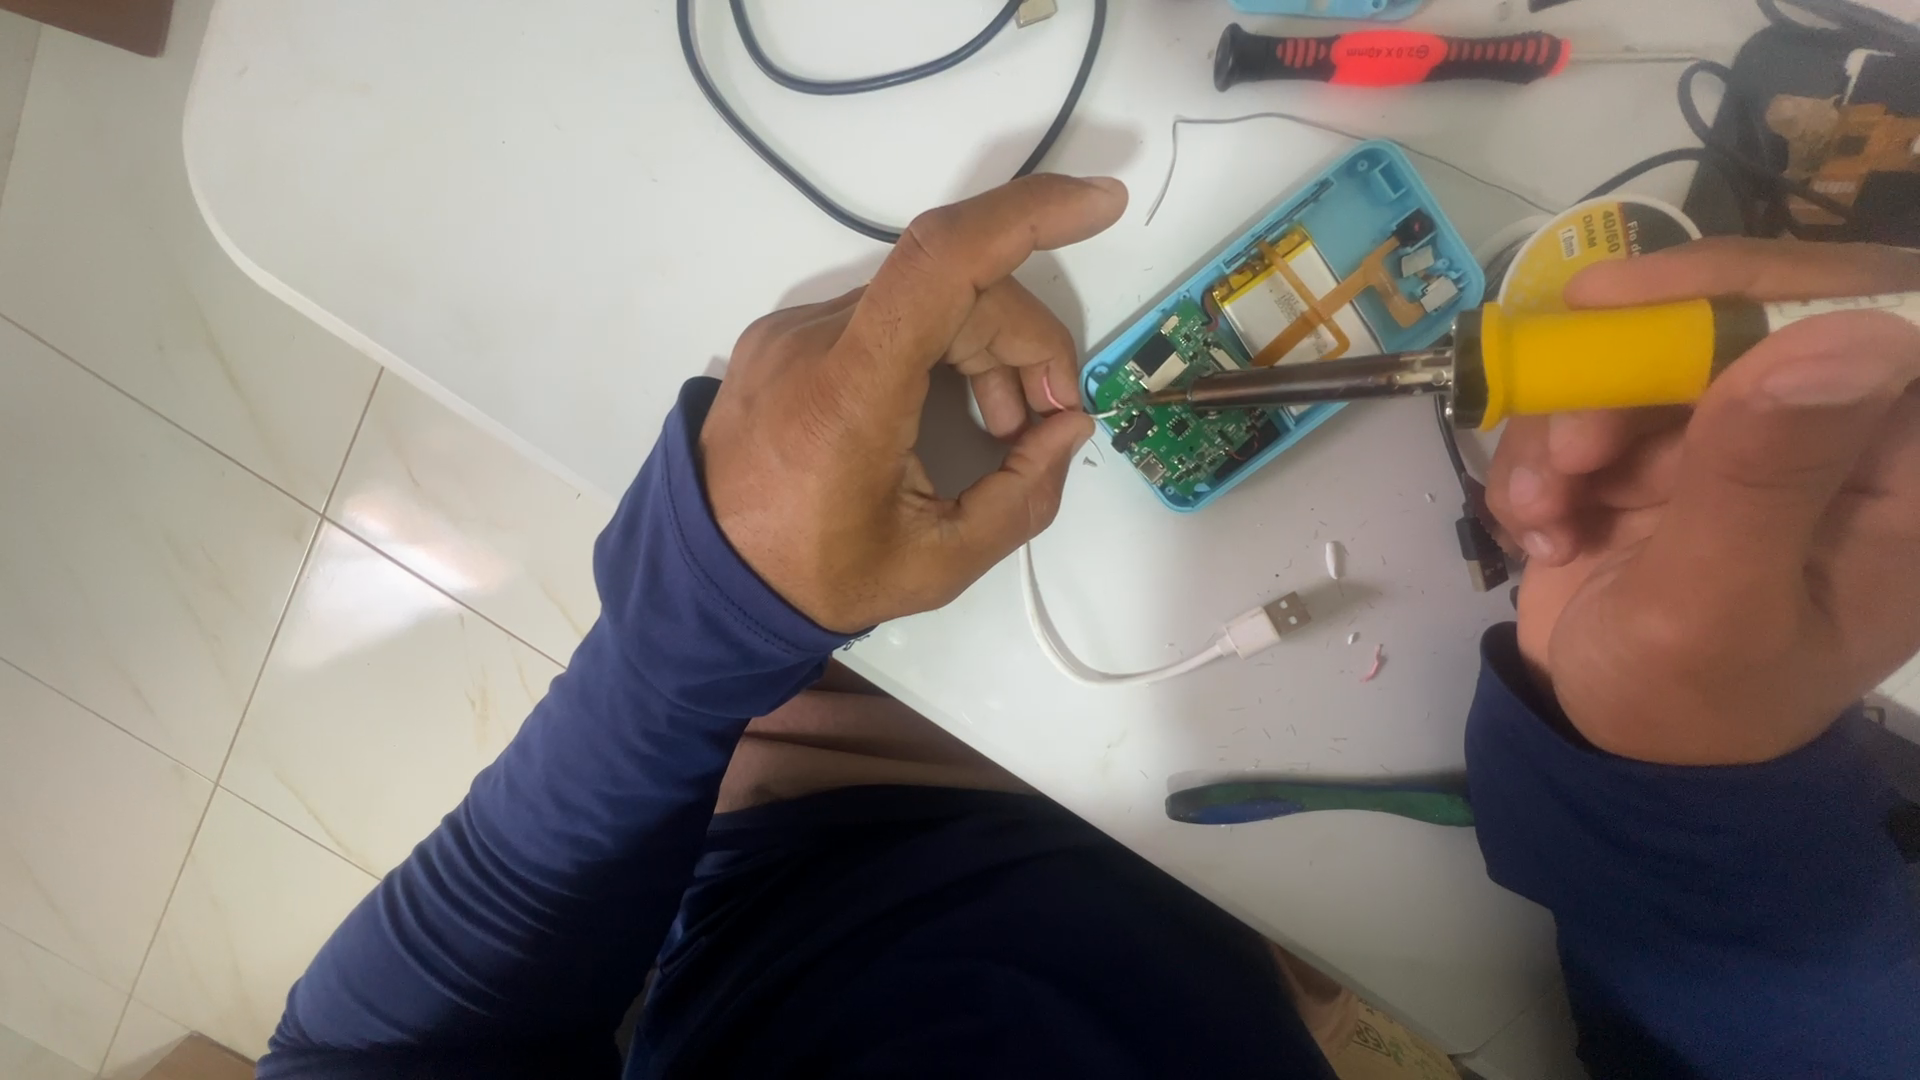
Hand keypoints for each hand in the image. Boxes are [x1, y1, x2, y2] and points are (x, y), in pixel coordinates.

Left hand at [700, 175, 1126, 632]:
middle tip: (1046, 422)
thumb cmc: (820, 579)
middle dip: (1026, 342)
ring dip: (985, 350)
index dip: (1030, 214)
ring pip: (923, 299)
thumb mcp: (939, 563)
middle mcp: (814, 340)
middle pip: (955, 287)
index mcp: (851, 393)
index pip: (943, 262)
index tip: (1103, 205)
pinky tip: (946, 412)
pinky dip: (940, 350)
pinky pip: (886, 317)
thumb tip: (1069, 424)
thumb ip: (1024, 496)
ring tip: (999, 430)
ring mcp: (792, 332)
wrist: (709, 580)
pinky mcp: (785, 340)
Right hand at [1484, 239, 1919, 763]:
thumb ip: (1759, 482)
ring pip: (1618, 381)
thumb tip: (1834, 340)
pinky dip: (1533, 474)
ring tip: (1541, 517)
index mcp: (1894, 466)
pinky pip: (1568, 427)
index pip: (1862, 317)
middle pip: (1711, 337)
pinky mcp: (1638, 467)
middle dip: (1610, 390)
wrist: (1613, 734)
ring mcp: (1716, 450)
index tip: (1611, 304)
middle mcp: (1810, 439)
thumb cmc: (1691, 693)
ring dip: (1556, 444)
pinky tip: (1537, 529)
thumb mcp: (1718, 602)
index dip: (1740, 287)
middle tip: (1566, 459)